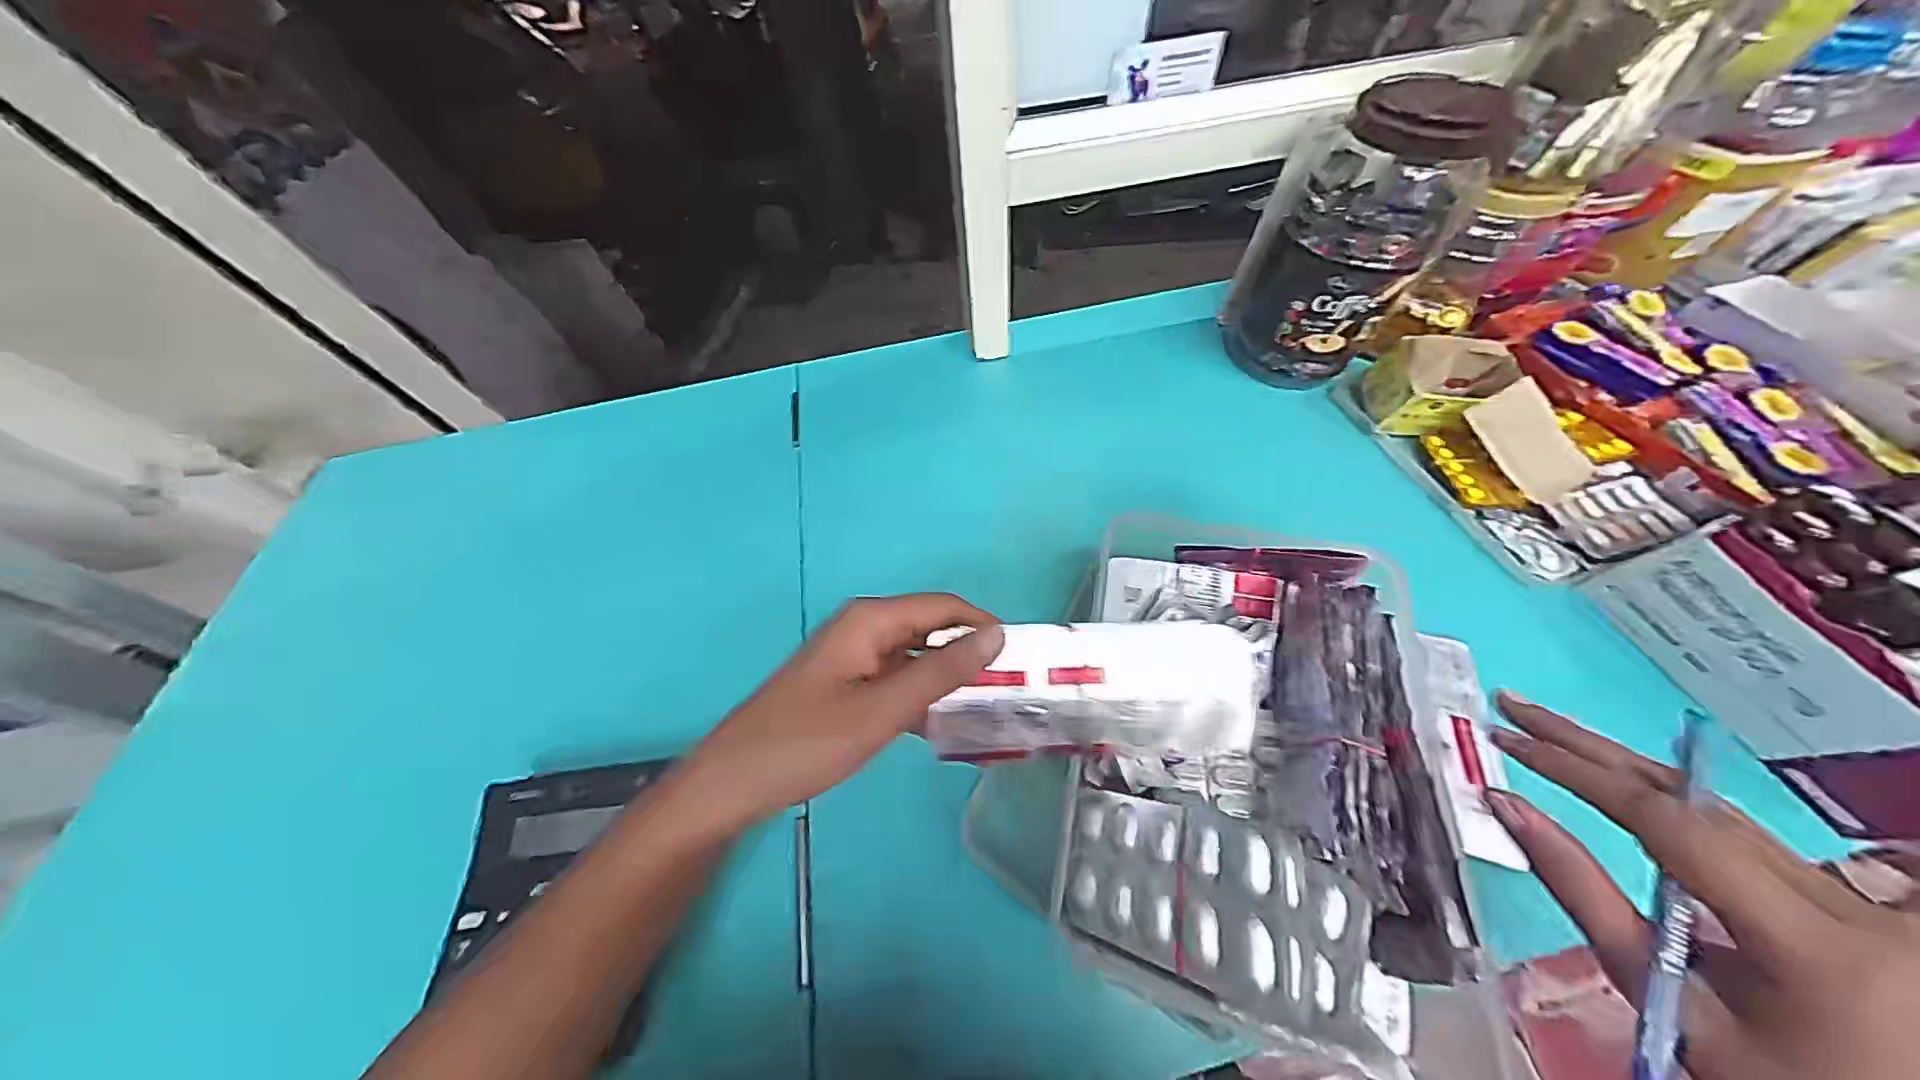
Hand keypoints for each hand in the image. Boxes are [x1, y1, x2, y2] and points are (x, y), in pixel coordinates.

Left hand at [680, 593, 1002, 831]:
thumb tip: (995, 636)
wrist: (733, 782)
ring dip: (947, 679)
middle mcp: (864, 627)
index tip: (1021, 661)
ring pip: (916, 656)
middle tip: (1009, 691)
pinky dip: (921, 696)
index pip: (945, 607)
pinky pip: (897, 679)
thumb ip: (941, 672)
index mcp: (870, 620)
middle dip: (969, 653)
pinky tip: (941, 726)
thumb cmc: (806, 742)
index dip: (984, 627)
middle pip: (931, 628)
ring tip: (986, 711)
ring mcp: (853, 656)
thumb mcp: (883, 709)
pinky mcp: (846, 683)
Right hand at [1484, 692, 1919, 1079]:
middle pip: (1692, 798)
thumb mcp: (1667, 1000)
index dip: (1580, 773)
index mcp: (1813, 944)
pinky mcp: (1869, 904)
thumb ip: (1586, 898)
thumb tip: (1511, 810)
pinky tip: (1630, 775)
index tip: (1511, 741)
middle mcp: (1857, 909)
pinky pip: (1750, 834)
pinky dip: (1674, 800)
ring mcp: (1874, 904)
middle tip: (1516, 707)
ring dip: (1625, 767)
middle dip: (1591, 748)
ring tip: (1553, 735)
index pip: (1669, 822)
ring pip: (1718, 809)